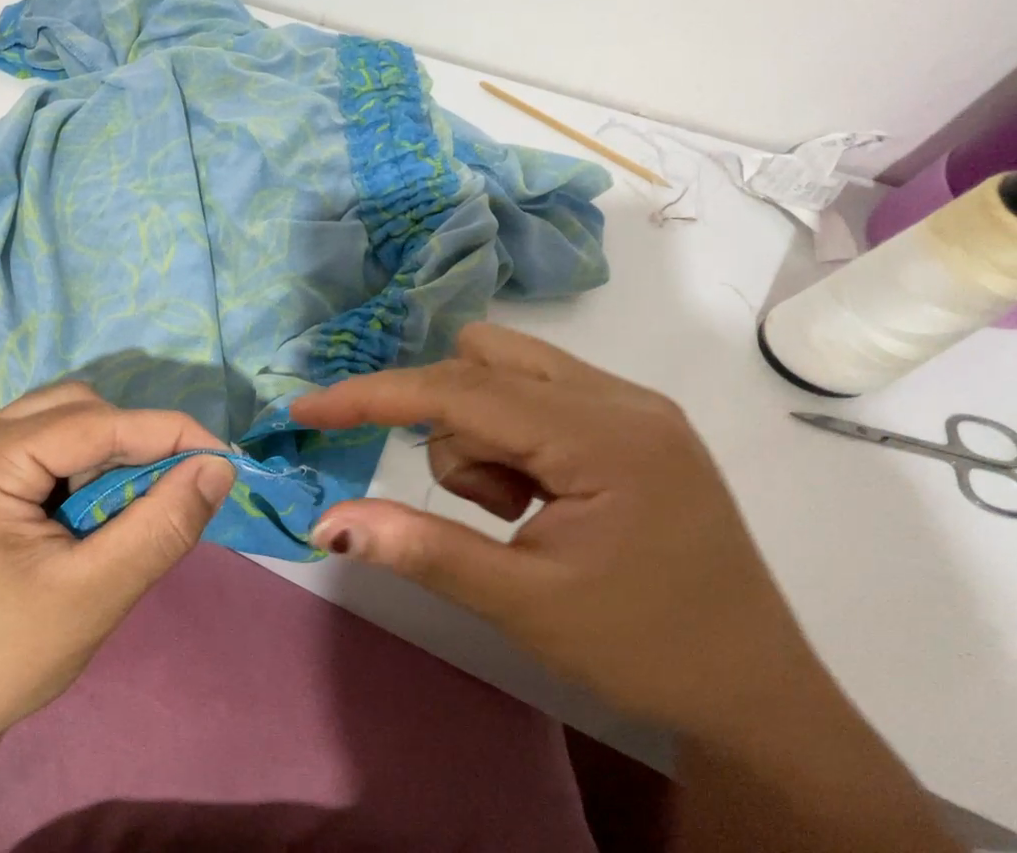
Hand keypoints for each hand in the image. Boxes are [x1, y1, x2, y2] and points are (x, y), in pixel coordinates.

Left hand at [0, 383, 236, 749]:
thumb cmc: (10, 655)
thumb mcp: (98, 592)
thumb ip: (162, 524)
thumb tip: (217, 467)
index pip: (93, 421)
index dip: (165, 432)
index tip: (225, 458)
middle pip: (73, 408)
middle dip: (131, 444)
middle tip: (167, 497)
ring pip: (58, 420)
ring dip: (105, 455)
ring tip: (122, 514)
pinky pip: (38, 444)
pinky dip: (77, 466)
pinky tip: (88, 513)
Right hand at [292, 324, 817, 738]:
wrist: (753, 695)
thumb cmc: (642, 649)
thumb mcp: (519, 603)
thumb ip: (418, 548)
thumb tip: (326, 520)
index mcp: (605, 437)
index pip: (460, 391)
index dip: (373, 396)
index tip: (305, 409)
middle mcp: (623, 401)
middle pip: (481, 362)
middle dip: (445, 424)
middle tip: (474, 506)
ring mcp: (634, 410)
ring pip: (504, 375)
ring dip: (477, 436)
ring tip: (512, 515)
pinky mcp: (632, 428)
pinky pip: (534, 398)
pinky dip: (505, 440)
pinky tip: (535, 502)